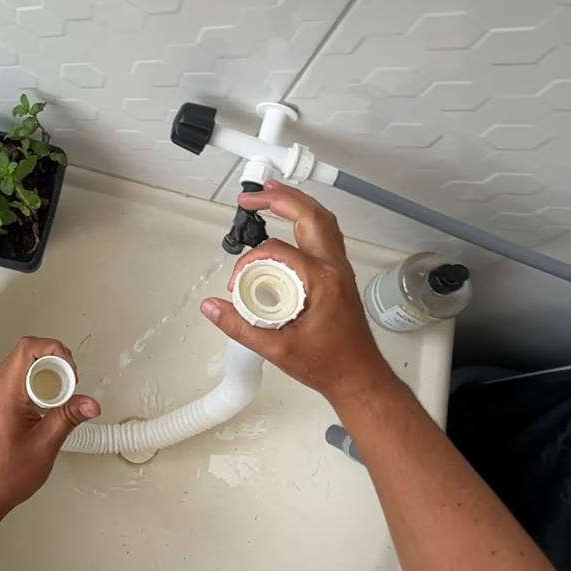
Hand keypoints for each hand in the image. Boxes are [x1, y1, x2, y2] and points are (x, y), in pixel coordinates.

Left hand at [0, 337, 100, 521]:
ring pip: (23, 367)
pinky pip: (20, 383)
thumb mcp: (44, 445)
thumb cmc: (0, 475)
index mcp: (7, 392)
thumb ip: (68, 418)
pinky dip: (39, 387)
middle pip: (27, 353)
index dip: (55, 351)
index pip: (29, 348)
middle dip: (55, 361)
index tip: (72, 372)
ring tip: (63, 396)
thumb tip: (88, 403)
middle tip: (71, 383)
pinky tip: (50, 407)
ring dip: (47, 375)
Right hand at [199, 181, 397, 403]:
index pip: (279, 250)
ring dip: (297, 202)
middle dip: (279, 198)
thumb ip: (239, 326)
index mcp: (322, 281)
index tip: (236, 282)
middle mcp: (334, 268)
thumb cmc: (328, 364)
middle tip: (251, 196)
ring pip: (322, 220)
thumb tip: (212, 306)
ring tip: (272, 192)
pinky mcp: (339, 274)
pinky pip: (326, 233)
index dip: (251, 260)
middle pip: (310, 216)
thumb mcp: (277, 349)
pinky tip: (293, 218)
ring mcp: (339, 269)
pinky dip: (307, 217)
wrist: (359, 377)